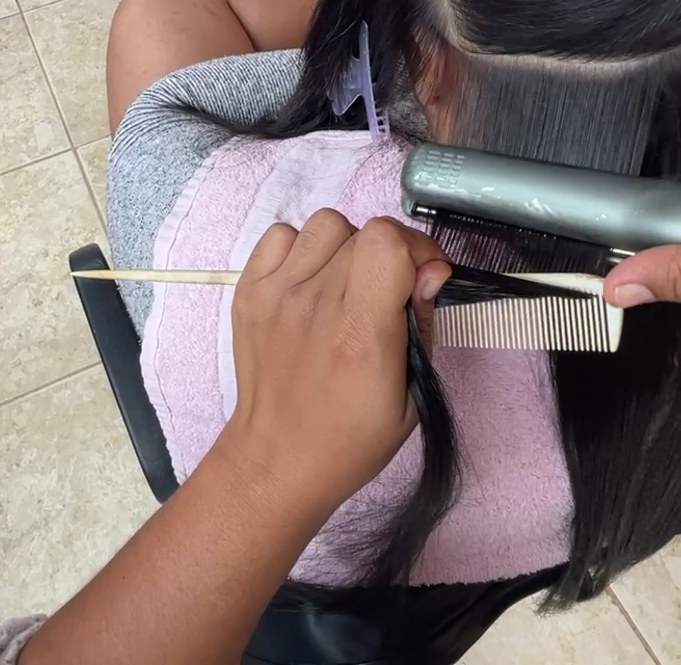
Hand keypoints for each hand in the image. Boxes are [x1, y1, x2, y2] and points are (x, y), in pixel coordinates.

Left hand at [221, 211, 450, 513]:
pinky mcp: (248, 289)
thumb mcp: (412, 396)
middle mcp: (314, 304)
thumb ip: (422, 323)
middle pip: (363, 231)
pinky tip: (310, 281)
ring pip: (325, 224)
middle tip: (386, 290)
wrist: (277, 456)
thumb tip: (432, 269)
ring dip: (346, 246)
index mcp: (360, 334)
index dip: (416, 248)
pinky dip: (302, 248)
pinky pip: (281, 234)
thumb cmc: (350, 435)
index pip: (387, 243)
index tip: (423, 274)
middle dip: (389, 253)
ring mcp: (275, 293)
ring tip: (346, 283)